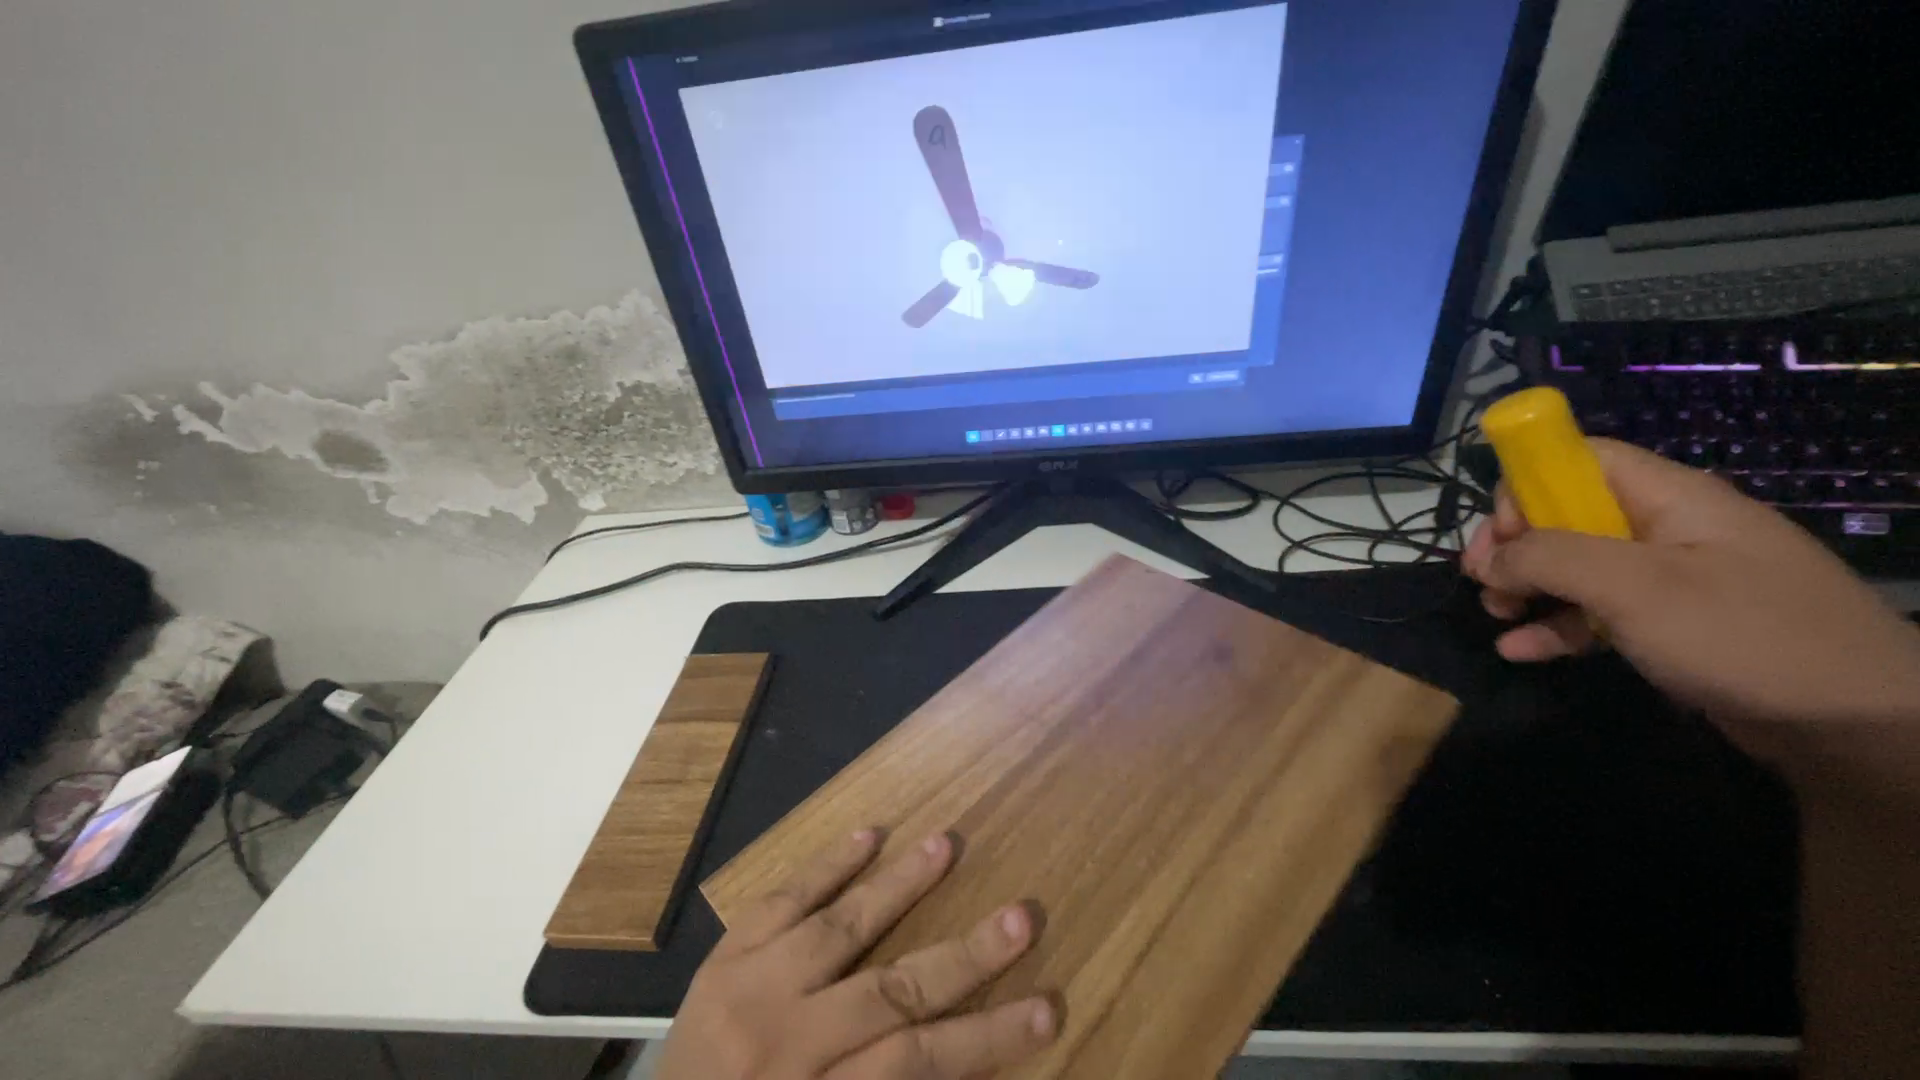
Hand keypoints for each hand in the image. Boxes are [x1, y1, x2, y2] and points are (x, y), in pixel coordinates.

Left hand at [658, 829, 1056, 1079]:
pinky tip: (867, 835)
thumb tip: (953, 1054)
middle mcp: (786, 1039)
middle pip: (892, 990)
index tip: (1049, 1007)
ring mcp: (749, 990)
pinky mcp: (723, 960)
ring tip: (946, 845)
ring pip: (839, 928)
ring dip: (898, 886)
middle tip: (1023, 916)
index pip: (920, 1063)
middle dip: (965, 955)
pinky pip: (779, 903)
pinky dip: (825, 867)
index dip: (989, 1037)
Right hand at [1462, 438, 1919, 797]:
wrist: (1856, 725)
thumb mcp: (1636, 588)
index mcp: (1669, 498)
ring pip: (1575, 567)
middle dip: (1516, 546)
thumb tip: (1491, 557)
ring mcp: (1670, 580)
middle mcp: (1666, 529)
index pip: (1578, 460)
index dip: (1527, 486)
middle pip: (1566, 515)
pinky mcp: (1670, 626)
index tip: (1500, 536)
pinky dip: (1556, 626)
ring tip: (1497, 619)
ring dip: (1527, 588)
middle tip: (1484, 584)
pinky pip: (1597, 613)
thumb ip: (1551, 558)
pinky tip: (1521, 651)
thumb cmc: (1743, 635)